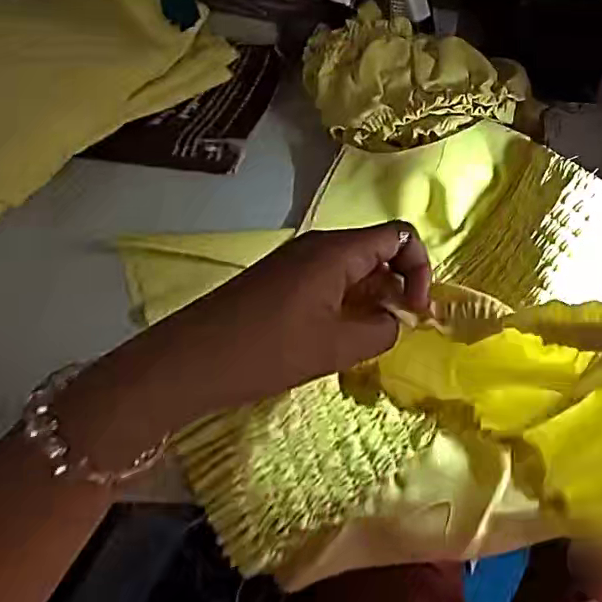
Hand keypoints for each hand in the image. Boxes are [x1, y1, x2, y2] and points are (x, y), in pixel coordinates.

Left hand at [60, 223, 430, 468]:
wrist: (180, 365)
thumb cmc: (264, 351)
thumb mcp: (335, 348)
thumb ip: (381, 331)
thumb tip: (395, 321)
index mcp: (338, 251)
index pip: (401, 236)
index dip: (420, 268)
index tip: (418, 308)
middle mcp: (320, 245)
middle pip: (380, 249)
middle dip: (399, 284)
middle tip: (400, 325)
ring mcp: (297, 260)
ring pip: (355, 266)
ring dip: (374, 296)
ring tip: (371, 335)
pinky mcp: (281, 279)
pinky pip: (331, 278)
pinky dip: (348, 300)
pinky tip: (339, 335)